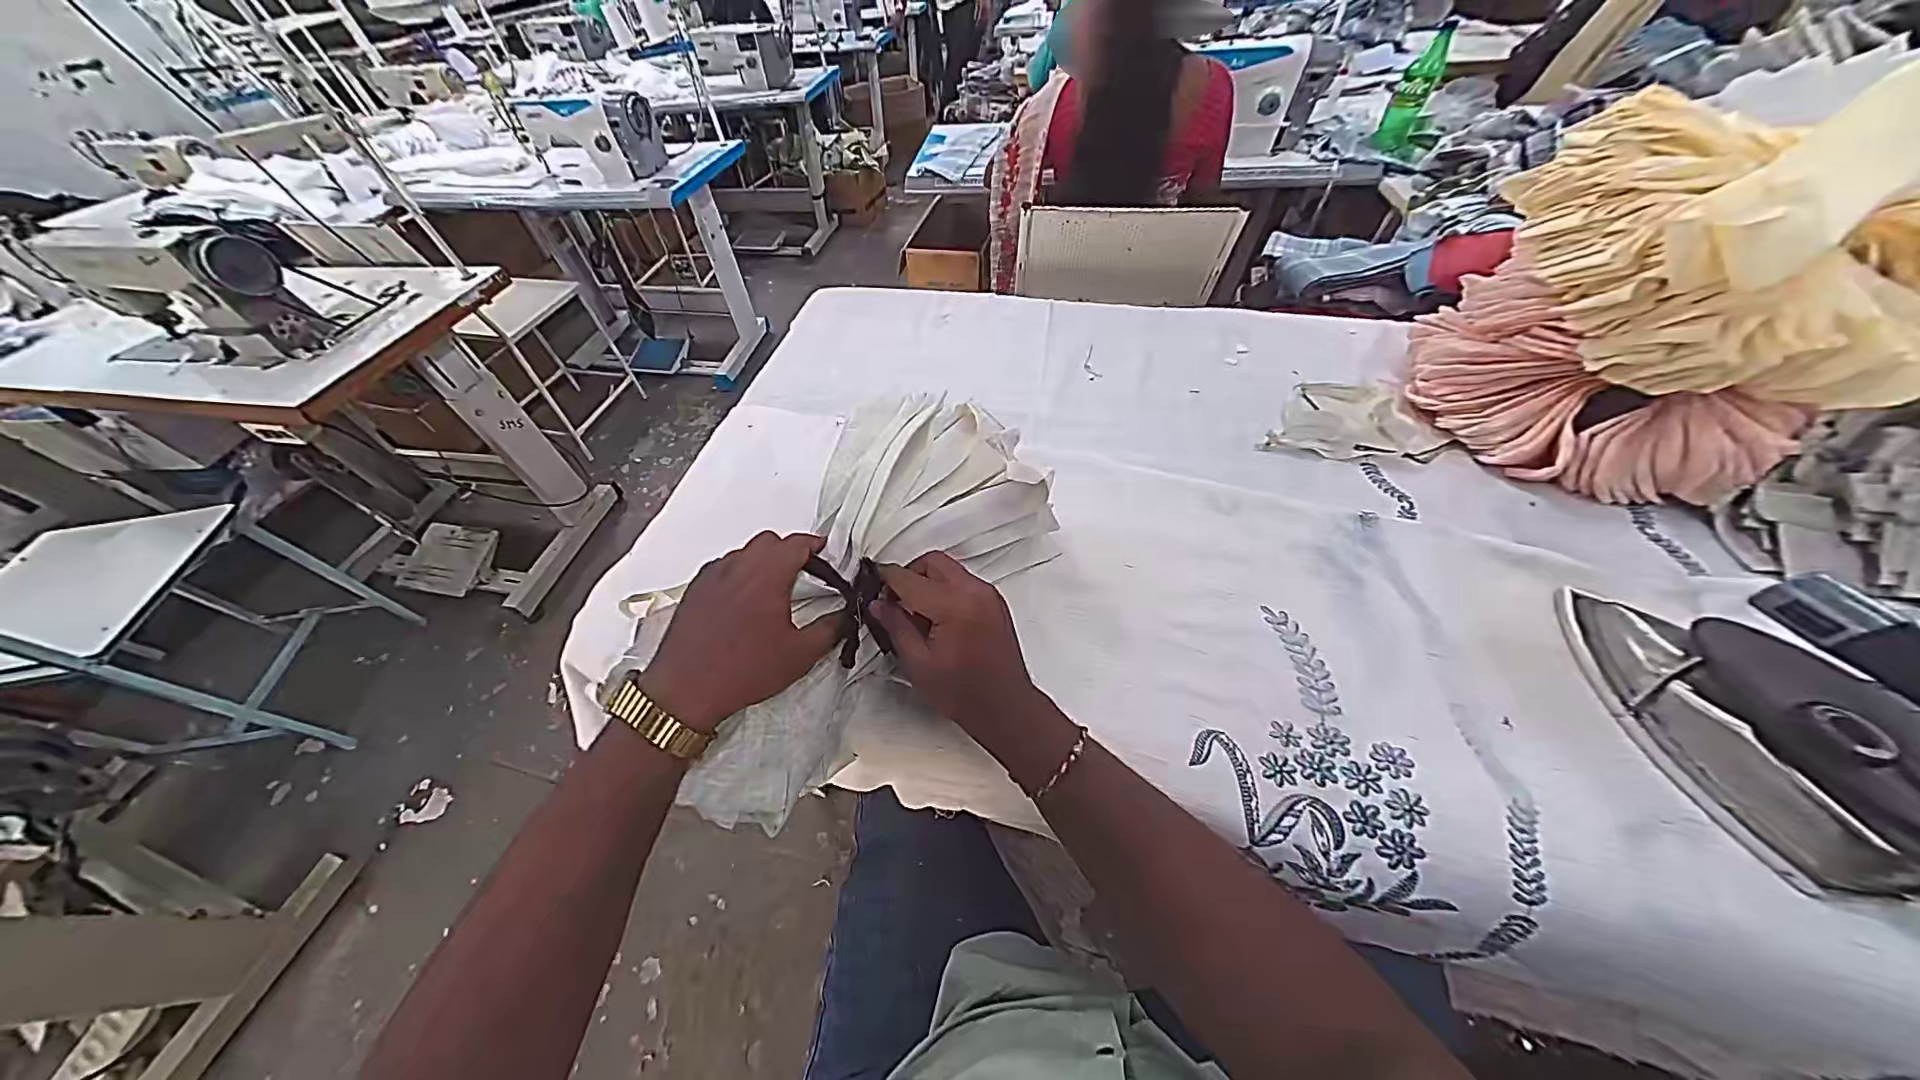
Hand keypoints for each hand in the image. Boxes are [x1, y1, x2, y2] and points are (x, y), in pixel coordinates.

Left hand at [638, 532, 842, 732]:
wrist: (686, 690)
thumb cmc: (736, 671)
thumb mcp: (800, 654)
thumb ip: (830, 630)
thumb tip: (842, 618)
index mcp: (766, 576)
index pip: (796, 544)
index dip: (815, 544)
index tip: (822, 549)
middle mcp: (737, 569)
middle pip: (769, 541)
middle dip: (790, 549)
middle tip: (805, 567)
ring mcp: (712, 577)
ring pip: (744, 552)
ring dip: (764, 560)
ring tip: (776, 585)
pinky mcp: (696, 590)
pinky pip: (724, 568)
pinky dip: (740, 573)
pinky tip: (747, 599)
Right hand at [868, 552, 1047, 738]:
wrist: (1005, 708)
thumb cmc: (967, 694)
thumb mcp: (918, 662)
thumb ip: (896, 626)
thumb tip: (879, 605)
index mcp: (955, 605)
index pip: (909, 579)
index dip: (886, 581)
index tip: (873, 586)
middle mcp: (975, 593)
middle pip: (932, 562)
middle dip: (908, 575)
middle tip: (893, 600)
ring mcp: (988, 596)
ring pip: (948, 569)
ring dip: (927, 582)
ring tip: (914, 615)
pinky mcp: (994, 603)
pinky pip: (963, 582)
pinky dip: (945, 590)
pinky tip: (935, 619)